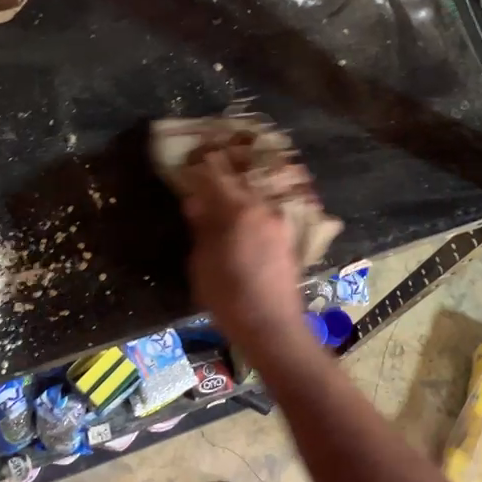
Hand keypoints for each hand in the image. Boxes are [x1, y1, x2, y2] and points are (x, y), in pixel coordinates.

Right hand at [179, 147, 306, 351]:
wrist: (272, 325)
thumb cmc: (229, 297)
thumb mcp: (203, 264)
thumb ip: (201, 228)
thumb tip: (194, 202)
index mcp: (239, 210)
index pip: (218, 177)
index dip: (204, 165)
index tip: (195, 155)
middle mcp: (264, 209)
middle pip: (241, 182)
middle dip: (225, 173)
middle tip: (210, 163)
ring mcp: (280, 222)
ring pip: (256, 196)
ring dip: (241, 190)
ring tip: (226, 187)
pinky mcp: (287, 238)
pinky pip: (266, 212)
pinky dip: (253, 207)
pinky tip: (244, 214)